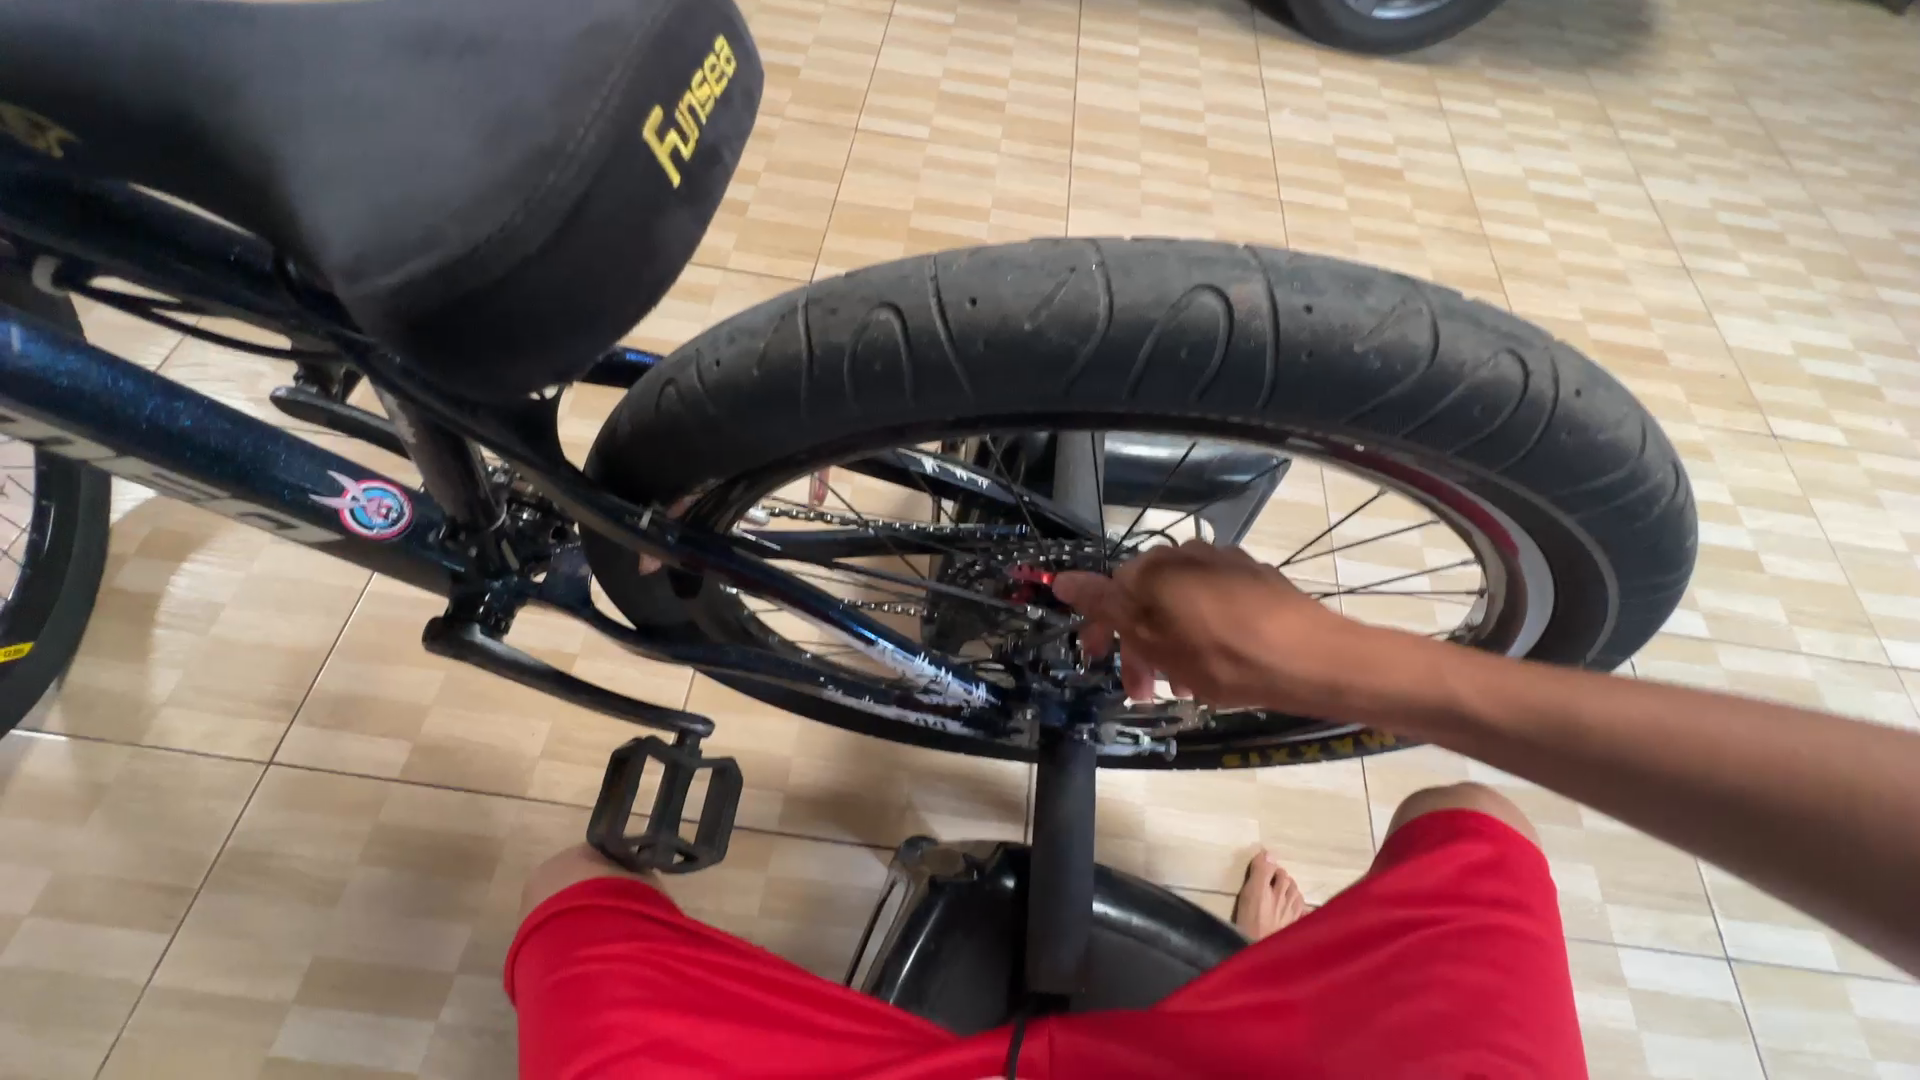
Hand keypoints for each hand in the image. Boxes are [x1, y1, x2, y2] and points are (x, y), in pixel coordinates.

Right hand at [1053, 540, 1374, 711]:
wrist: (1313, 659)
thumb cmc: (1222, 658)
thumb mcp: (1153, 641)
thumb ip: (1103, 607)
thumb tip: (1061, 578)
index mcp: (1153, 567)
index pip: (1108, 593)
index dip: (1099, 632)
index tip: (1098, 665)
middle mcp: (1184, 554)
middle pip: (1144, 601)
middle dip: (1137, 647)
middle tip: (1144, 690)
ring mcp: (1223, 562)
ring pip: (1177, 606)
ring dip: (1169, 645)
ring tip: (1185, 687)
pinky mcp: (1254, 578)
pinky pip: (1210, 604)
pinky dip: (1200, 633)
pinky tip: (1215, 664)